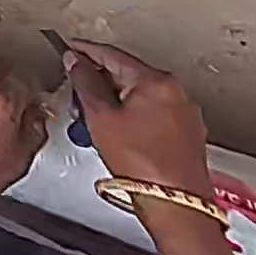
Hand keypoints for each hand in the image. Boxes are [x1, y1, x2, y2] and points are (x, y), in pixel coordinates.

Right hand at [65, 40, 213, 197]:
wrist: (175, 206)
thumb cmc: (141, 163)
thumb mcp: (99, 115)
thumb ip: (84, 81)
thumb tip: (75, 61)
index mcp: (156, 81)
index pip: (111, 54)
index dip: (84, 50)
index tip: (69, 48)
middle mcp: (176, 92)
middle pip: (126, 72)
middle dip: (98, 77)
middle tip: (74, 82)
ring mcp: (184, 113)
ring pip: (138, 91)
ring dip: (113, 95)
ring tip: (91, 110)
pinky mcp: (186, 131)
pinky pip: (151, 108)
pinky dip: (129, 109)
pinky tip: (114, 124)